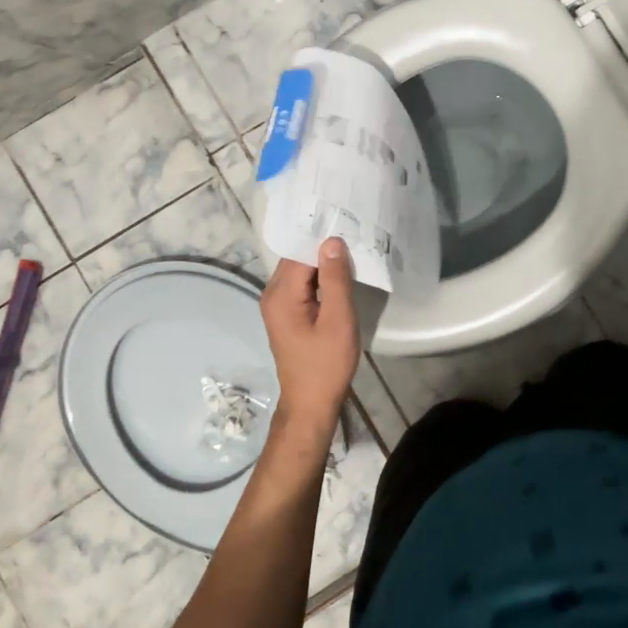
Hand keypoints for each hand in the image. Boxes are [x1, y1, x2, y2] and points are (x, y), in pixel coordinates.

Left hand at [259, 238, 359, 431]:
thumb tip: (332, 241)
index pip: (300, 252)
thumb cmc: (326, 363)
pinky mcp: (286, 314)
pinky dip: (320, 278)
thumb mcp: (338, 319)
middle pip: (298, 259)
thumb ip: (335, 279)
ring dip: (323, 263)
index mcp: (281, 295)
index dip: (323, 239)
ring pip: (300, 271)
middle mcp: (272, 295)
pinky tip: (340, 276)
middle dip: (323, 248)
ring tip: (352, 251)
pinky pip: (302, 285)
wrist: (311, 403)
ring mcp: (277, 305)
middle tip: (355, 234)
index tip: (349, 224)